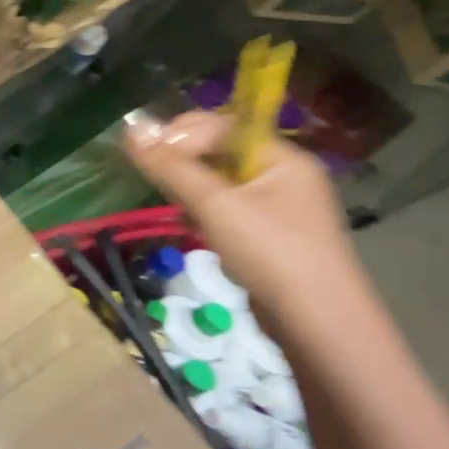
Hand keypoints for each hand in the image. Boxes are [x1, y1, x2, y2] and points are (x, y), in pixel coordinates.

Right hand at [122, 110, 362, 319]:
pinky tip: (191, 225)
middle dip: (182, 161)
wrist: (318, 323)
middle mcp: (282, 174)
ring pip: (216, 179)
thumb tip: (130, 127)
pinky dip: (201, 209)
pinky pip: (223, 204)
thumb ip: (171, 166)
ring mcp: (276, 205)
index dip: (183, 134)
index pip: (222, 125)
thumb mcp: (215, 205)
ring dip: (188, 187)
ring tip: (175, 206)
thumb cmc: (271, 253)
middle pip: (218, 149)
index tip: (150, 156)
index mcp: (282, 158)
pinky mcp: (266, 232)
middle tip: (157, 180)